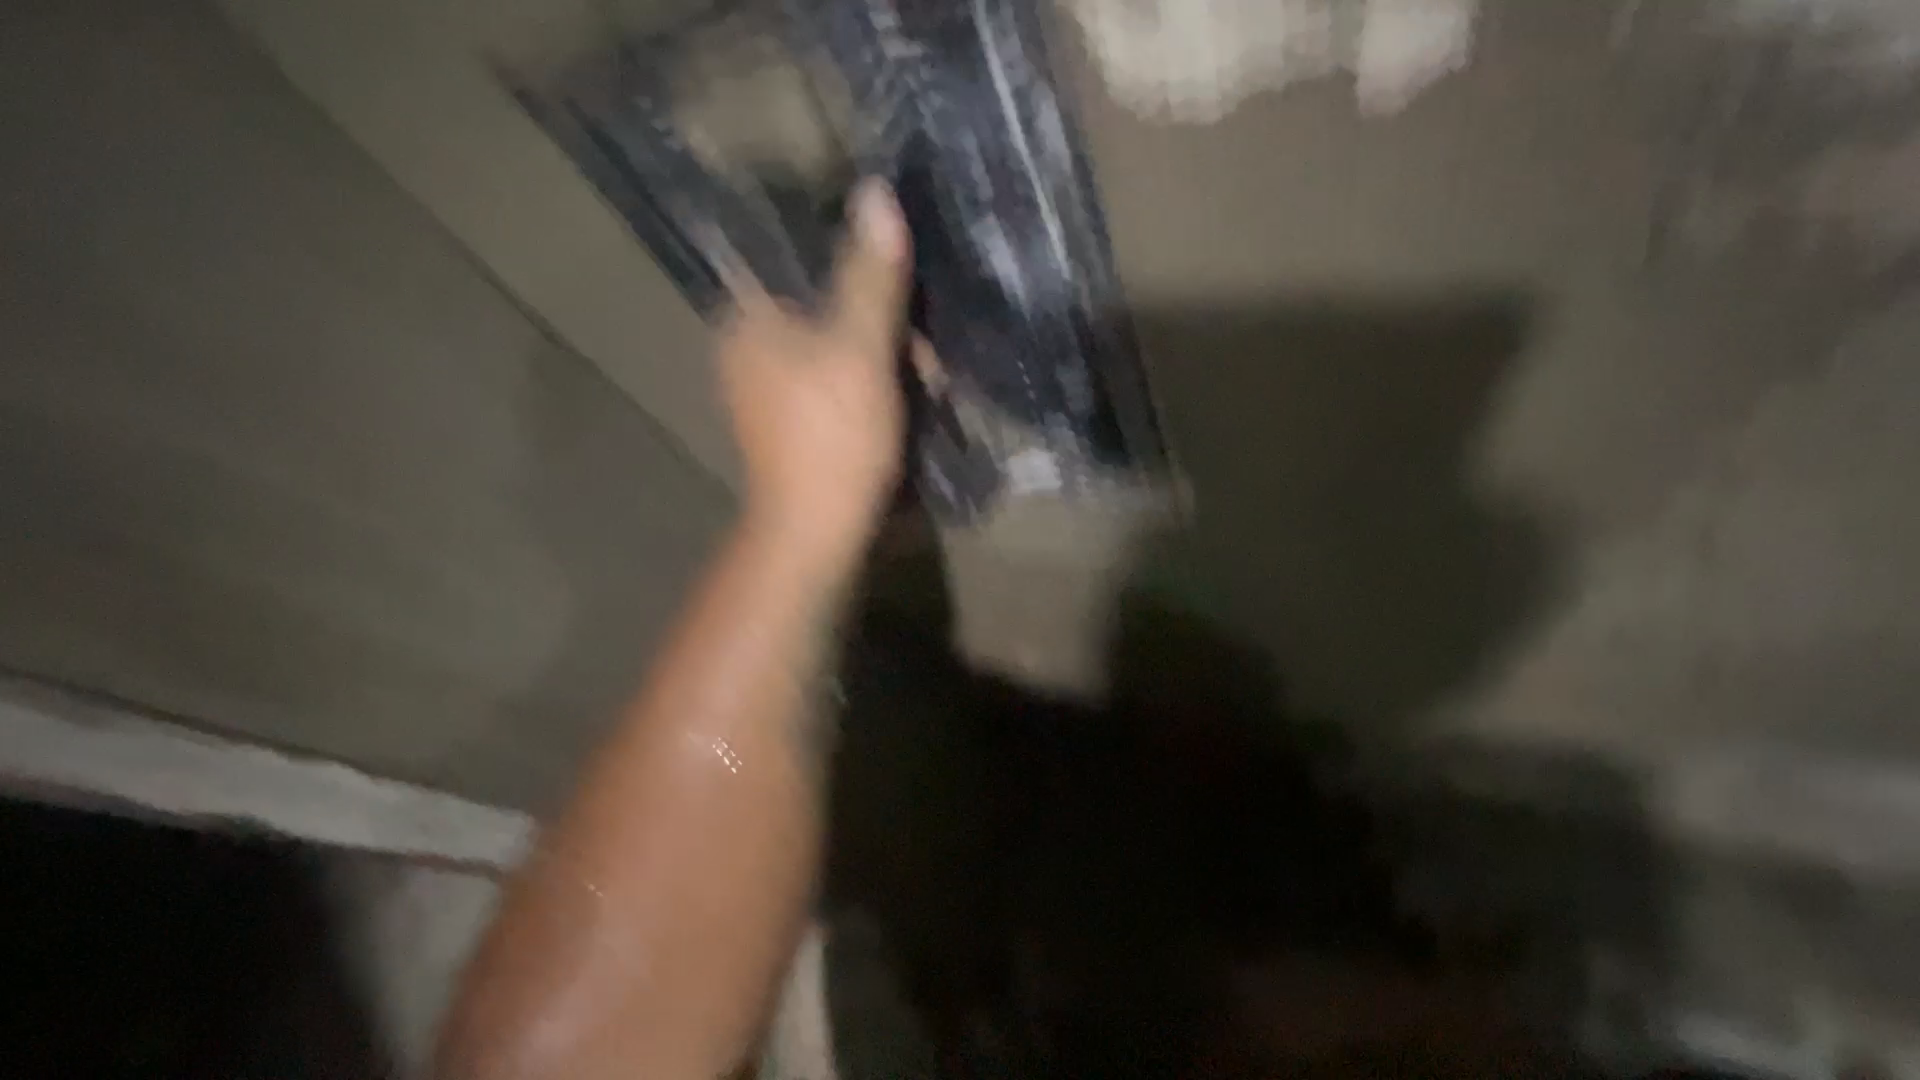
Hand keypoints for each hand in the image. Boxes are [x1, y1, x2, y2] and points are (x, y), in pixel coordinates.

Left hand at [715, 179, 924, 566]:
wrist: (815, 532)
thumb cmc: (833, 436)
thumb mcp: (860, 348)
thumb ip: (870, 274)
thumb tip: (876, 194)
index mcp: (748, 316)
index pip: (799, 254)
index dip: (857, 260)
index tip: (904, 280)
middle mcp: (749, 343)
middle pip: (828, 302)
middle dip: (886, 325)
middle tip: (925, 360)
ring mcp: (769, 385)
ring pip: (840, 343)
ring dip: (888, 359)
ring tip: (927, 386)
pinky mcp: (793, 418)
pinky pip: (838, 378)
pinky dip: (873, 384)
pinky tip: (908, 403)